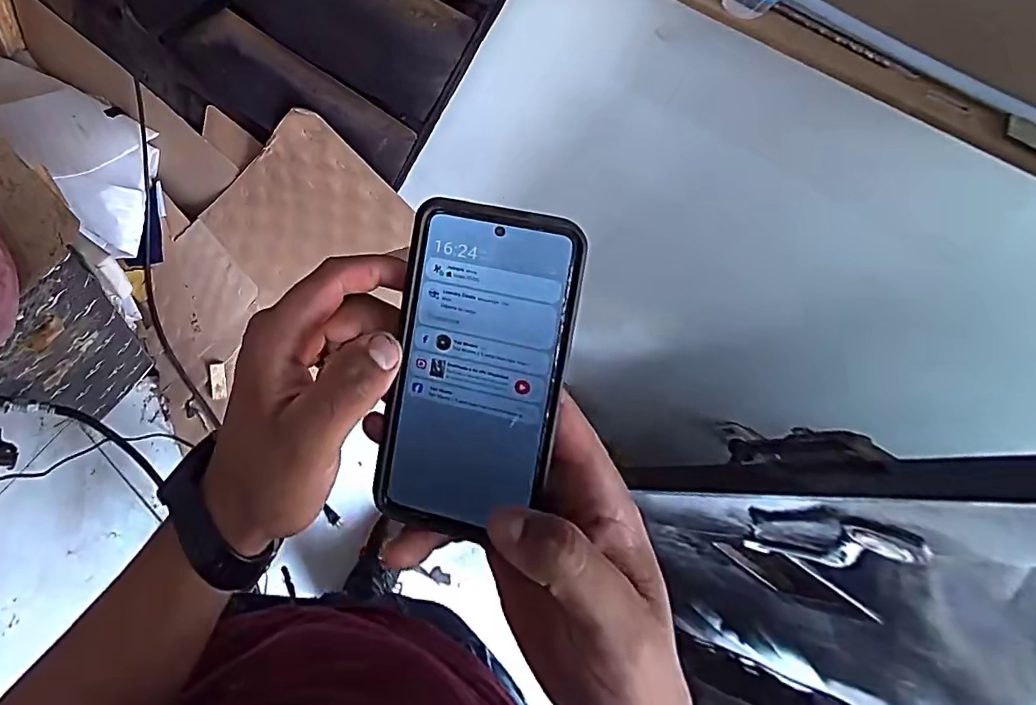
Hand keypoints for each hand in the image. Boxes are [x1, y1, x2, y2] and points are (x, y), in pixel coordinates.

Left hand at [201, 255, 405, 554]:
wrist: (241, 512)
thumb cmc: (260, 479)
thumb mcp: (309, 437)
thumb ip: (348, 388)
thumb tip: (386, 347)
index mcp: (279, 336)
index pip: (334, 280)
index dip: (377, 269)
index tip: (413, 276)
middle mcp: (287, 336)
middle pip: (354, 308)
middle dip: (386, 333)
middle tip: (408, 367)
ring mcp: (298, 354)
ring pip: (358, 333)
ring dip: (380, 359)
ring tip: (385, 397)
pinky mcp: (309, 372)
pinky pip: (352, 356)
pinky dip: (371, 374)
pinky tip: (373, 405)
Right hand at [362, 395, 688, 704]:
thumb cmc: (637, 669)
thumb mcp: (613, 613)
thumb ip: (569, 560)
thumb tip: (512, 516)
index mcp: (597, 496)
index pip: (563, 423)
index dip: (526, 387)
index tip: (485, 366)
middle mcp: (559, 500)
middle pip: (507, 440)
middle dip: (462, 423)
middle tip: (419, 412)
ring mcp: (529, 522)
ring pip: (475, 475)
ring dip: (433, 473)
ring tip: (397, 473)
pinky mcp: (504, 548)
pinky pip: (458, 518)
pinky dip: (427, 524)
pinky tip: (407, 539)